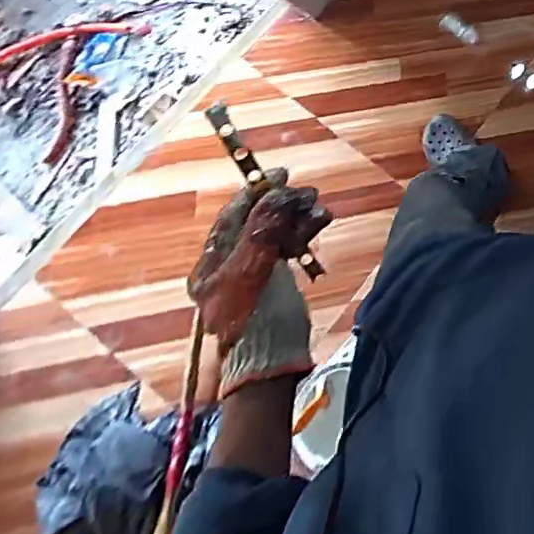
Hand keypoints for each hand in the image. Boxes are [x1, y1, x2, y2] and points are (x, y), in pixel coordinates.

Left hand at [189, 181, 332, 396]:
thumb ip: (261, 229)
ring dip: (298, 216)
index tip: (280, 174)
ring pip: (277, 231)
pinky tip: (321, 221)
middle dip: (283, 203)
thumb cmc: (254, 317)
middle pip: (258, 221)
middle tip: (307, 192)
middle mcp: (230, 265)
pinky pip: (290, 246)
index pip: (231, 217)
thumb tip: (276, 194)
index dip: (255, 192)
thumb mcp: (252, 269)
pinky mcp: (275, 280)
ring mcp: (254, 272)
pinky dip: (305, 232)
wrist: (272, 359)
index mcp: (212, 264)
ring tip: (319, 207)